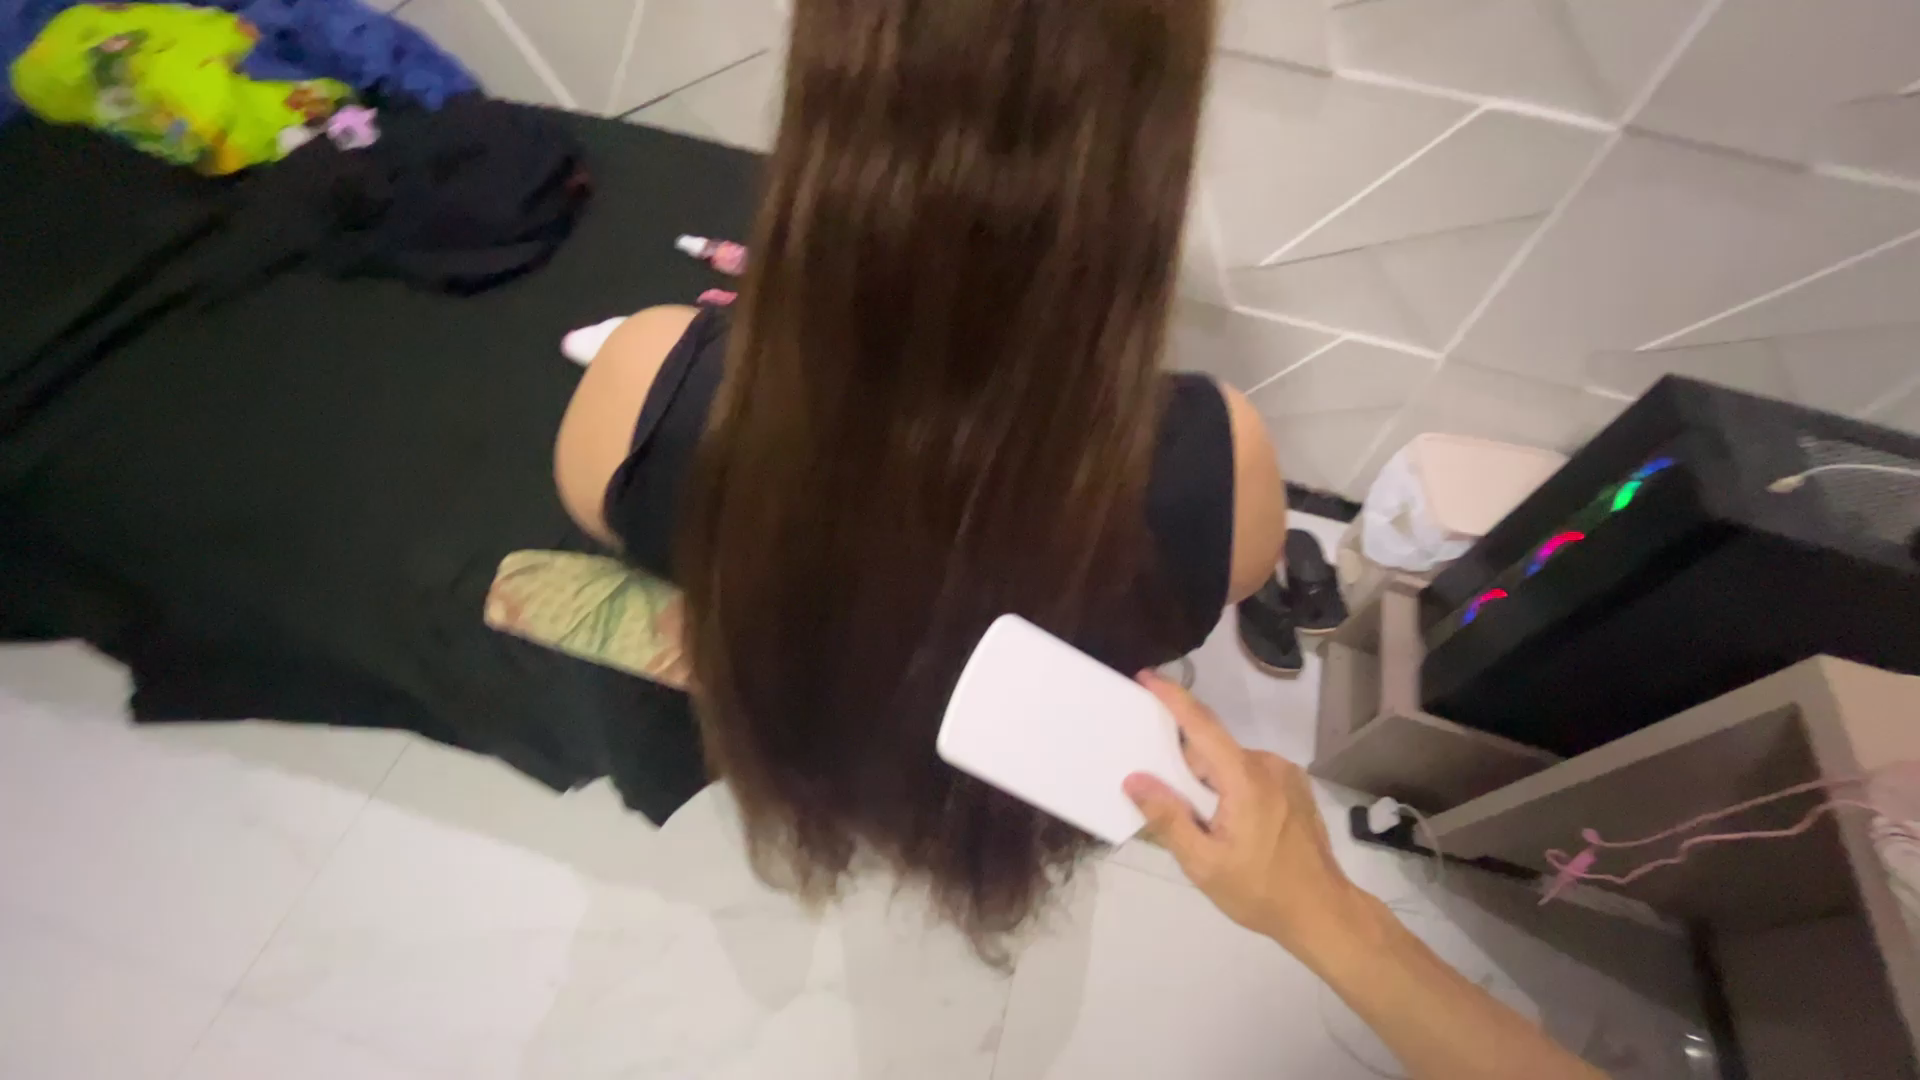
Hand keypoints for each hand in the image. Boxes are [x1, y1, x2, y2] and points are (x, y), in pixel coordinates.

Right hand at [1124, 672, 1361, 952]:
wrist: (1326, 915)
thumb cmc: (1261, 891)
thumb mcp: (1203, 864)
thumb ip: (1167, 818)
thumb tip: (1134, 779)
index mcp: (1244, 779)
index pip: (1202, 725)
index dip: (1173, 697)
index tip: (1147, 677)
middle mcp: (1267, 764)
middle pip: (1211, 748)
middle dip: (1186, 767)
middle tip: (1175, 804)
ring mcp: (1285, 773)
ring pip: (1229, 762)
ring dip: (1210, 781)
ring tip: (1208, 825)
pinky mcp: (1295, 785)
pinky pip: (1249, 772)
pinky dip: (1231, 785)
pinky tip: (1235, 823)